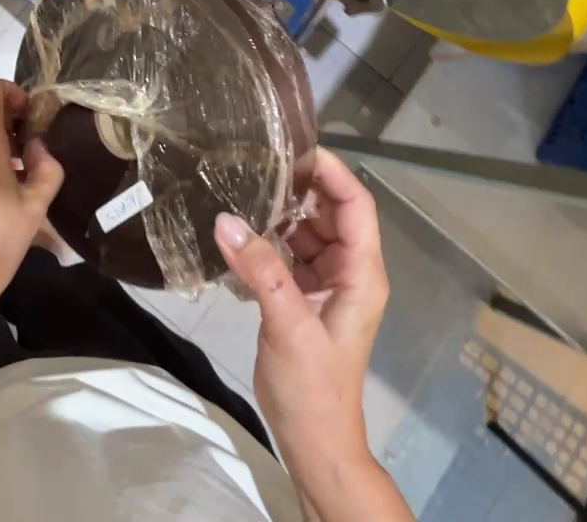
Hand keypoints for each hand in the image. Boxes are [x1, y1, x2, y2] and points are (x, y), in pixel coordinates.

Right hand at [214, 149, 388, 465]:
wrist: (313, 439)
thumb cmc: (313, 386)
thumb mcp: (287, 325)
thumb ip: (260, 270)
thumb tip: (225, 219)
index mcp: (361, 273)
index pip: (356, 205)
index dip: (332, 172)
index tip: (294, 148)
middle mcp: (348, 271)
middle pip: (331, 212)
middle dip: (300, 186)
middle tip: (256, 162)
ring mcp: (327, 283)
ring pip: (307, 230)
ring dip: (280, 211)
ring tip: (242, 187)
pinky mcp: (303, 296)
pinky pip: (289, 252)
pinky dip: (268, 238)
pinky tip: (239, 230)